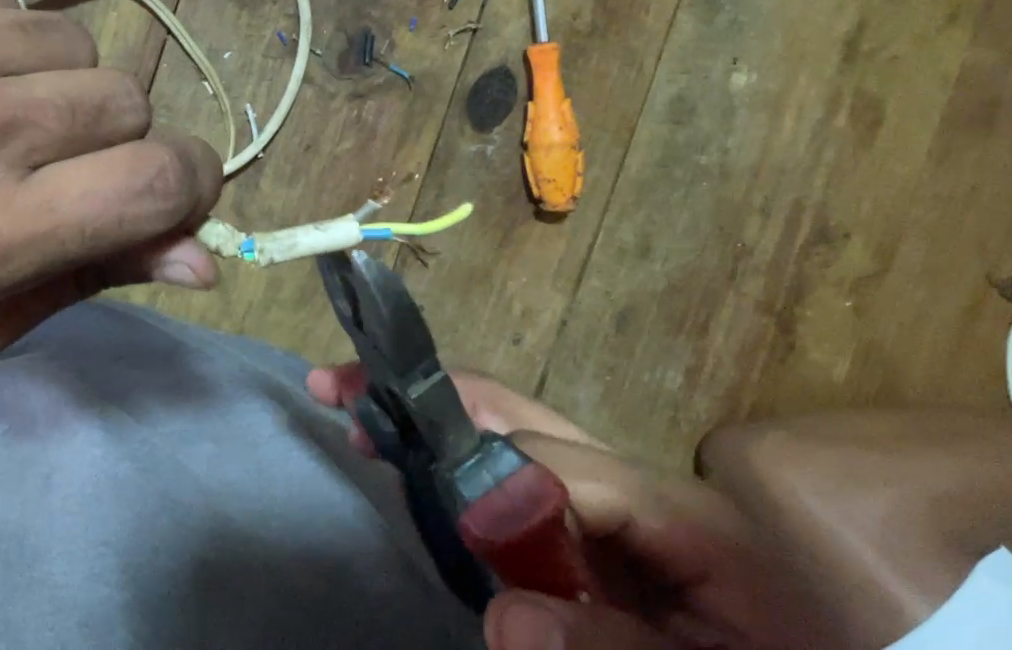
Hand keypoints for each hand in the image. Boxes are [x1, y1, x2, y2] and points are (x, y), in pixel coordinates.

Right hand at [306, 367, 844, 648]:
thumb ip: (618, 649)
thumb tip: (499, 617)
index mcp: (673, 508)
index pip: (555, 468)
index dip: (486, 484)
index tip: (422, 498)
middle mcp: (630, 484)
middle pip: (515, 415)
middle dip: (425, 398)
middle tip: (338, 388)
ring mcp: (610, 504)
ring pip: (506, 436)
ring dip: (428, 420)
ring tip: (356, 413)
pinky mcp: (595, 531)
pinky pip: (514, 483)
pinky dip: (453, 467)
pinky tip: (412, 465)